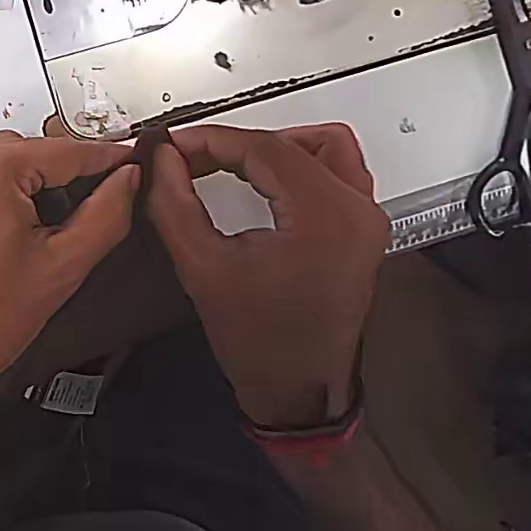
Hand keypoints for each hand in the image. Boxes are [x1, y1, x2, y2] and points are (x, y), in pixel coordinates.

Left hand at [0, 132, 137, 516]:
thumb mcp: (61, 268)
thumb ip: (106, 214)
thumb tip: (124, 183)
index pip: (65, 150)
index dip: (106, 158)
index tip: (127, 161)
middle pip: (30, 153)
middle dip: (62, 179)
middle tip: (90, 210)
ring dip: (26, 188)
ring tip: (38, 239)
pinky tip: (4, 237)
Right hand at [147, 124, 390, 427]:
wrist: (298, 390)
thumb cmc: (257, 340)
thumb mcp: (201, 266)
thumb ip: (174, 202)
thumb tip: (163, 158)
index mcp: (325, 217)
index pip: (264, 149)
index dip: (210, 140)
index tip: (174, 146)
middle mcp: (358, 210)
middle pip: (295, 141)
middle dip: (237, 143)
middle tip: (193, 157)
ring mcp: (367, 220)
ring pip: (324, 147)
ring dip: (274, 148)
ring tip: (227, 164)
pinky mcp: (363, 230)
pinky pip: (335, 172)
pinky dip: (296, 166)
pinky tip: (261, 182)